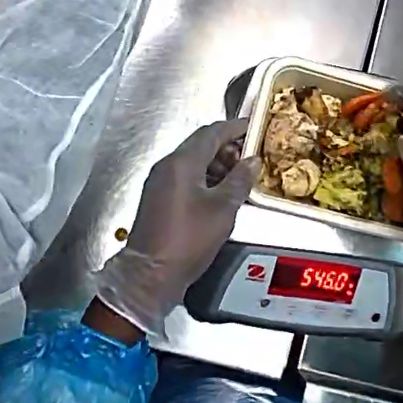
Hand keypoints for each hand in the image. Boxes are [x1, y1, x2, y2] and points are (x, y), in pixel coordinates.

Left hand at [94, 119, 259, 336]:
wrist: (150, 276)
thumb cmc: (187, 241)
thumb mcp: (223, 209)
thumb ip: (239, 180)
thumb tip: (252, 161)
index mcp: (182, 163)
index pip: (211, 133)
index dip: (234, 128)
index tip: (252, 126)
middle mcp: (167, 166)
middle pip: (200, 145)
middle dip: (227, 147)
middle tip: (250, 155)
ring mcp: (160, 182)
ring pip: (193, 161)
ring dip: (217, 163)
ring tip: (240, 176)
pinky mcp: (159, 198)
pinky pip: (185, 176)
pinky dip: (205, 177)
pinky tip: (221, 191)